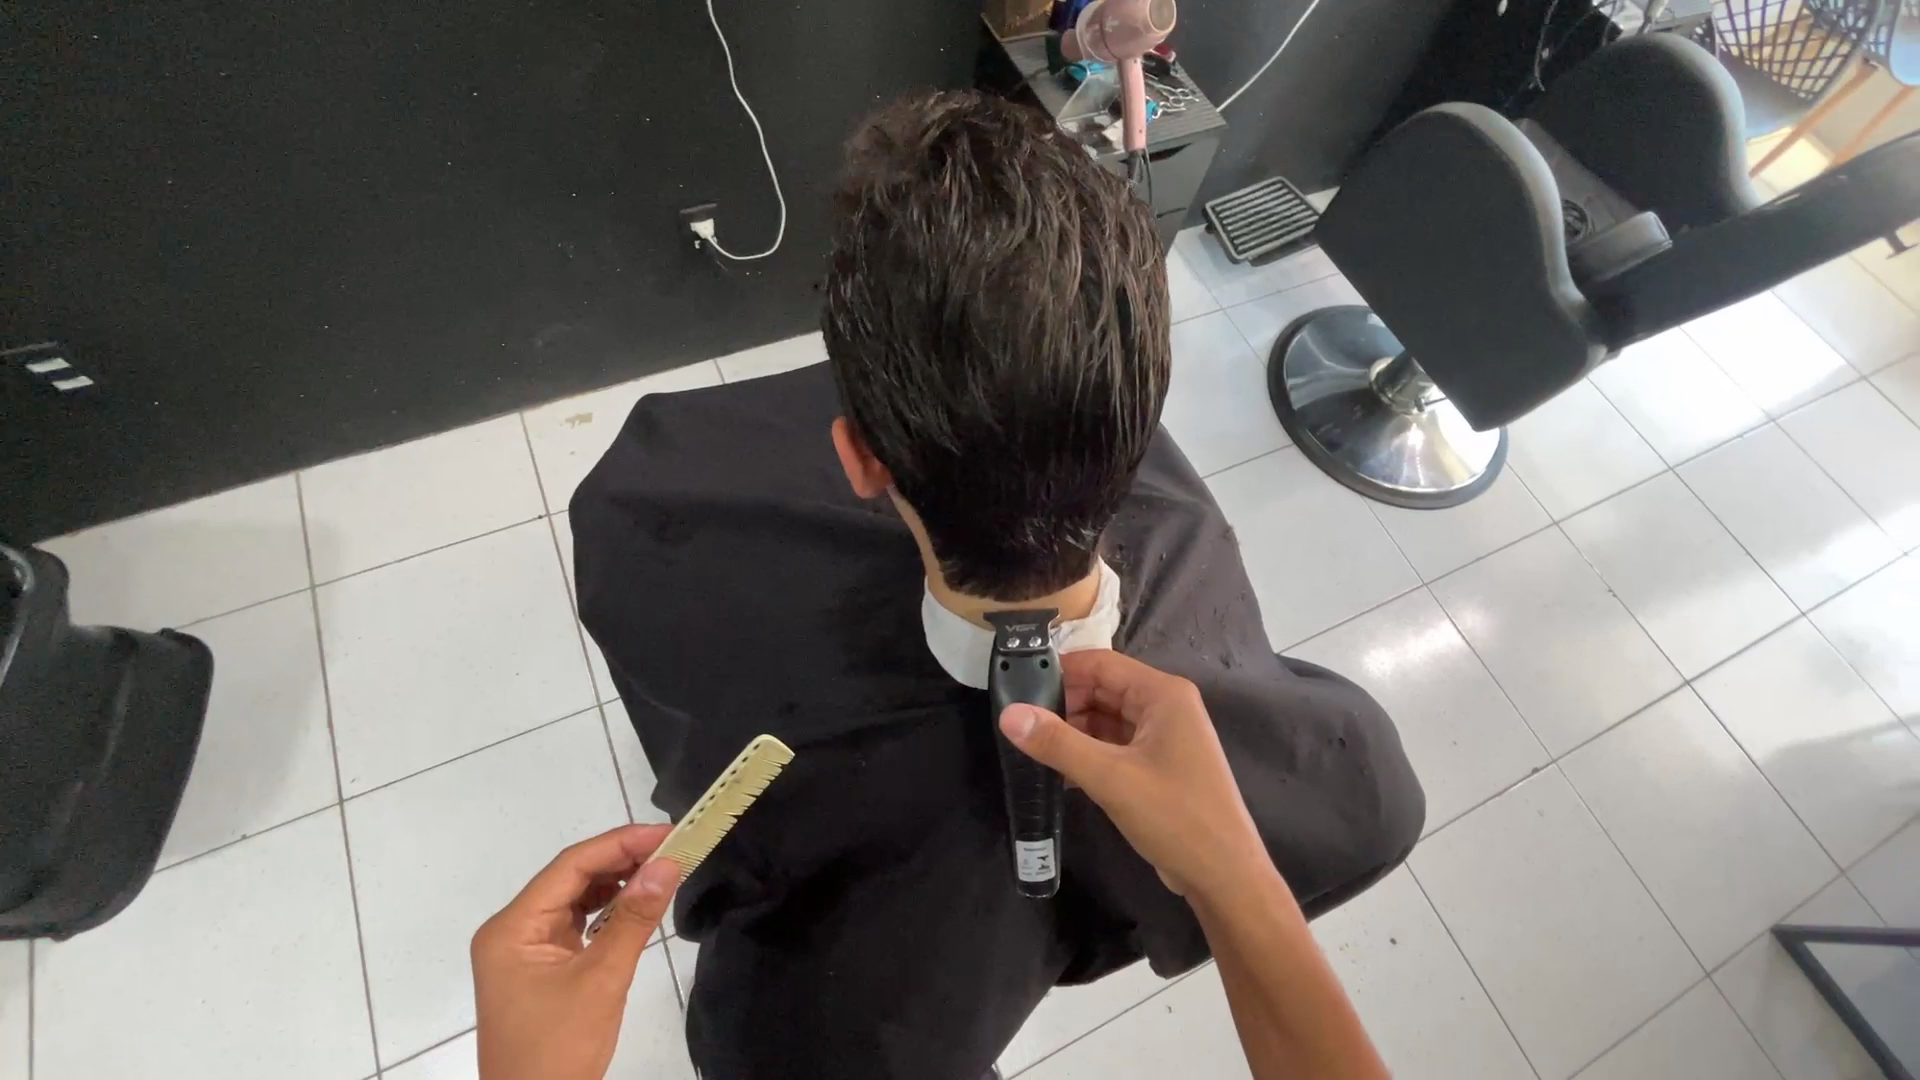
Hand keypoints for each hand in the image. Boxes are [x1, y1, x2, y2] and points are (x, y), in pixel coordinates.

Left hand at [471, 825, 683, 1079]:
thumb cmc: (559, 1050)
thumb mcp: (602, 980)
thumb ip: (635, 917)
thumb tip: (669, 862)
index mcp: (513, 928)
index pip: (572, 866)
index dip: (621, 843)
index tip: (667, 834)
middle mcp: (514, 929)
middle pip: (573, 876)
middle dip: (623, 858)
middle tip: (673, 847)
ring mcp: (526, 948)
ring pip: (578, 894)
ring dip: (619, 880)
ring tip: (663, 868)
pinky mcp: (543, 964)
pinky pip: (579, 919)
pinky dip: (610, 907)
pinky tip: (638, 901)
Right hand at [999, 649, 1267, 899]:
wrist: (1226, 878)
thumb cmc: (1176, 817)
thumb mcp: (1111, 778)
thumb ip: (1058, 743)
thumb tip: (1008, 714)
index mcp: (1162, 694)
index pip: (1100, 664)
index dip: (1059, 671)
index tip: (1018, 686)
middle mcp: (1165, 706)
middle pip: (1102, 689)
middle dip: (1063, 703)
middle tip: (1021, 722)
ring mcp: (1163, 736)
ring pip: (1105, 718)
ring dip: (1073, 730)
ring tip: (1032, 746)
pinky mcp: (1157, 764)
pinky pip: (1114, 744)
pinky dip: (1088, 752)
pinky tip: (1058, 771)